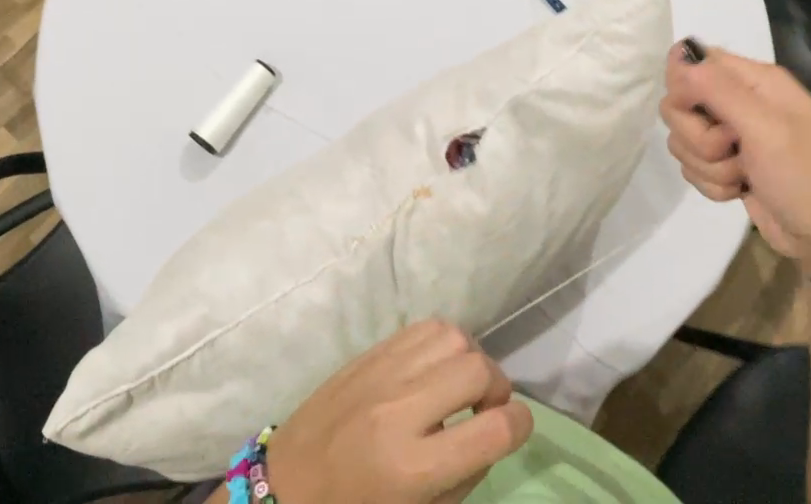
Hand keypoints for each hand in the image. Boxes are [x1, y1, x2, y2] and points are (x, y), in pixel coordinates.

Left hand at [260, 319, 532, 503]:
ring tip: (461, 386)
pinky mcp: (368, 354)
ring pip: (452, 336)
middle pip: (476, 369)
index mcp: (413, 466)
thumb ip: (466, 472)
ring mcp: (381, 374)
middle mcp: (399, 410)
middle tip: (487, 408)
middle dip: (498, 387)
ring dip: (470, 359)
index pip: (495, 429)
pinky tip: (437, 368)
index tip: (516, 427)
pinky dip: (443, 343)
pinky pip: (424, 327)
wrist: (289, 482)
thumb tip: (496, 428)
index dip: (521, 425)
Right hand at [660, 42, 810, 276]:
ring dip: (708, 166)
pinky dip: (712, 184)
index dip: (684, 88)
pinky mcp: (727, 168)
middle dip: (697, 136)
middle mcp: (740, 102)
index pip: (692, 62)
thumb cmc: (810, 178)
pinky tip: (740, 192)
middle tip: (732, 149)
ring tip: (744, 176)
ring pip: (683, 140)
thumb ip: (718, 89)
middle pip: (678, 105)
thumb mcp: (766, 128)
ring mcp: (733, 138)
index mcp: (754, 81)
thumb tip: (677, 50)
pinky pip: (693, 167)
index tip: (701, 113)